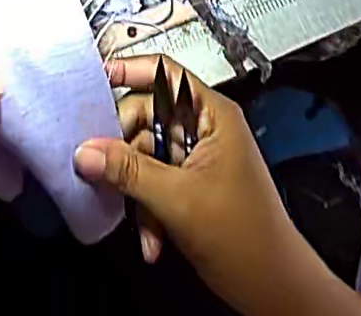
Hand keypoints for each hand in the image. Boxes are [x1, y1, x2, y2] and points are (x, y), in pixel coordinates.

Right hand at [73, 56, 360, 315]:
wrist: (274, 291)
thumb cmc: (245, 237)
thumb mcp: (178, 200)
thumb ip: (129, 171)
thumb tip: (87, 151)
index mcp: (211, 114)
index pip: (165, 74)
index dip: (131, 70)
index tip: (98, 79)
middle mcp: (203, 127)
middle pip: (147, 116)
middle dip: (126, 151)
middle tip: (105, 171)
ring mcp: (196, 156)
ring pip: (146, 153)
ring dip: (136, 190)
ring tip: (139, 222)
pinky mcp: (190, 184)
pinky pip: (154, 180)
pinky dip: (147, 208)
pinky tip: (151, 239)